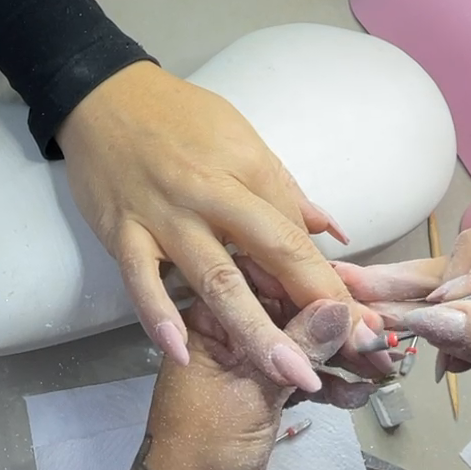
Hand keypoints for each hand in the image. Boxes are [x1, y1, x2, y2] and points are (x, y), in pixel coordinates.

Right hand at [57, 62, 395, 391]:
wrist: (102, 96)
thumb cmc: (177, 115)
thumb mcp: (240, 136)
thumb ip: (282, 188)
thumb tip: (329, 230)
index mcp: (247, 170)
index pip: (296, 234)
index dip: (333, 282)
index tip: (368, 324)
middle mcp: (210, 195)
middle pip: (269, 255)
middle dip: (313, 307)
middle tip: (351, 354)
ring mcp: (164, 217)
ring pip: (213, 278)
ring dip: (252, 328)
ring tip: (285, 373)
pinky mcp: (121, 232)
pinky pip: (140, 280)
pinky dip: (158, 316)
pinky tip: (179, 352)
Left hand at [143, 297, 362, 469]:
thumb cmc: (203, 444)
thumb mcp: (253, 390)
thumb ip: (298, 348)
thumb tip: (341, 306)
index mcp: (210, 318)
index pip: (265, 280)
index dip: (312, 287)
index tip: (358, 298)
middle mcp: (231, 332)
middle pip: (292, 313)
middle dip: (338, 327)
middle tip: (382, 341)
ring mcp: (250, 363)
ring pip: (303, 347)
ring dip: (342, 359)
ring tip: (381, 371)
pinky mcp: (266, 392)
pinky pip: (304, 378)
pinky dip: (330, 385)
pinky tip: (358, 394)